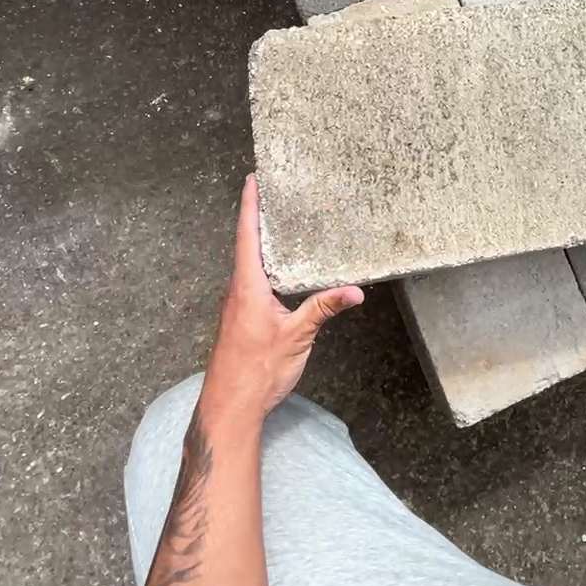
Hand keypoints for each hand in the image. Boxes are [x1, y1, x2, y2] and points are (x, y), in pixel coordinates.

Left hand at [199, 175, 362, 423]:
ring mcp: (238, 304)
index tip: (252, 178)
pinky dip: (265, 262)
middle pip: (246, 243)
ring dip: (261, 239)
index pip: (247, 236)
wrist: (229, 407)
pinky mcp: (242, 317)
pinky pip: (253, 279)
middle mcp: (238, 290)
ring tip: (280, 219)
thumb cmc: (257, 371)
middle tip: (273, 189)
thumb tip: (356, 291)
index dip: (250, 206)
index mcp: (247, 286)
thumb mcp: (296, 337)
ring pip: (249, 263)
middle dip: (258, 214)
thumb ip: (323, 309)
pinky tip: (281, 267)